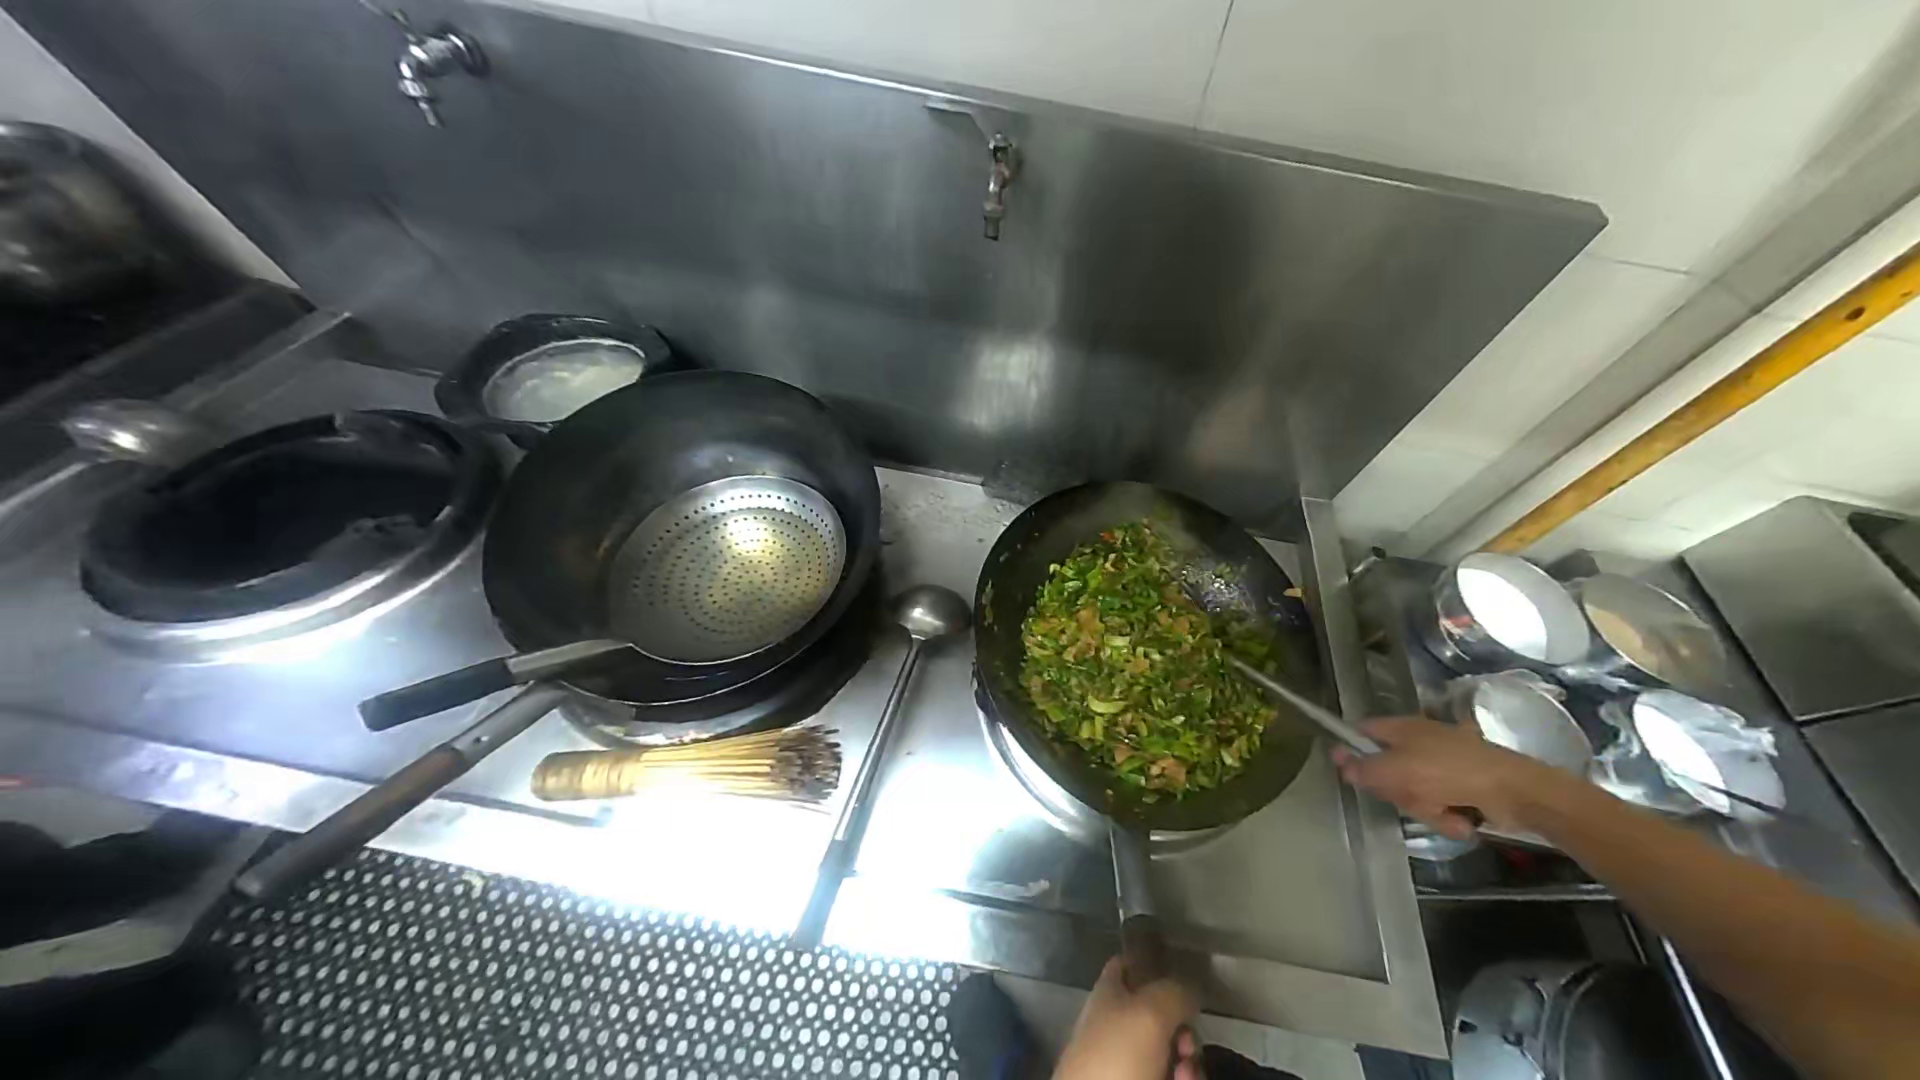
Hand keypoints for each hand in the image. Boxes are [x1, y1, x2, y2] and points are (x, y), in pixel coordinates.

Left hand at [1053, 957, 1201, 1079]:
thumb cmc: (1117, 1056)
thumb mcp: (1150, 1012)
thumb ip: (1175, 993)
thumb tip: (1189, 994)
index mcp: (1109, 995)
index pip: (1126, 966)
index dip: (1151, 967)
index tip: (1181, 981)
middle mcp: (1119, 1026)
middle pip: (1160, 1017)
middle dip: (1184, 1032)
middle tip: (1187, 1045)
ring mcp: (1129, 1063)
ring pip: (1172, 1054)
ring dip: (1189, 1064)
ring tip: (1186, 1074)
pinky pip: (1173, 1078)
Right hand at [1332, 716, 1571, 839]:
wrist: (1516, 791)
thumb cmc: (1449, 771)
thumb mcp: (1395, 770)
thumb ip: (1363, 769)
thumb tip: (1340, 763)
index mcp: (1400, 728)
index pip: (1361, 731)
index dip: (1350, 748)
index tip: (1347, 771)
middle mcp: (1419, 743)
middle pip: (1386, 769)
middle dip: (1395, 790)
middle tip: (1404, 797)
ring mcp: (1442, 766)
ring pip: (1412, 792)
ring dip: (1424, 808)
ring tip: (1442, 811)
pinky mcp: (1463, 788)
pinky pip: (1439, 805)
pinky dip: (1448, 816)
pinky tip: (1460, 820)